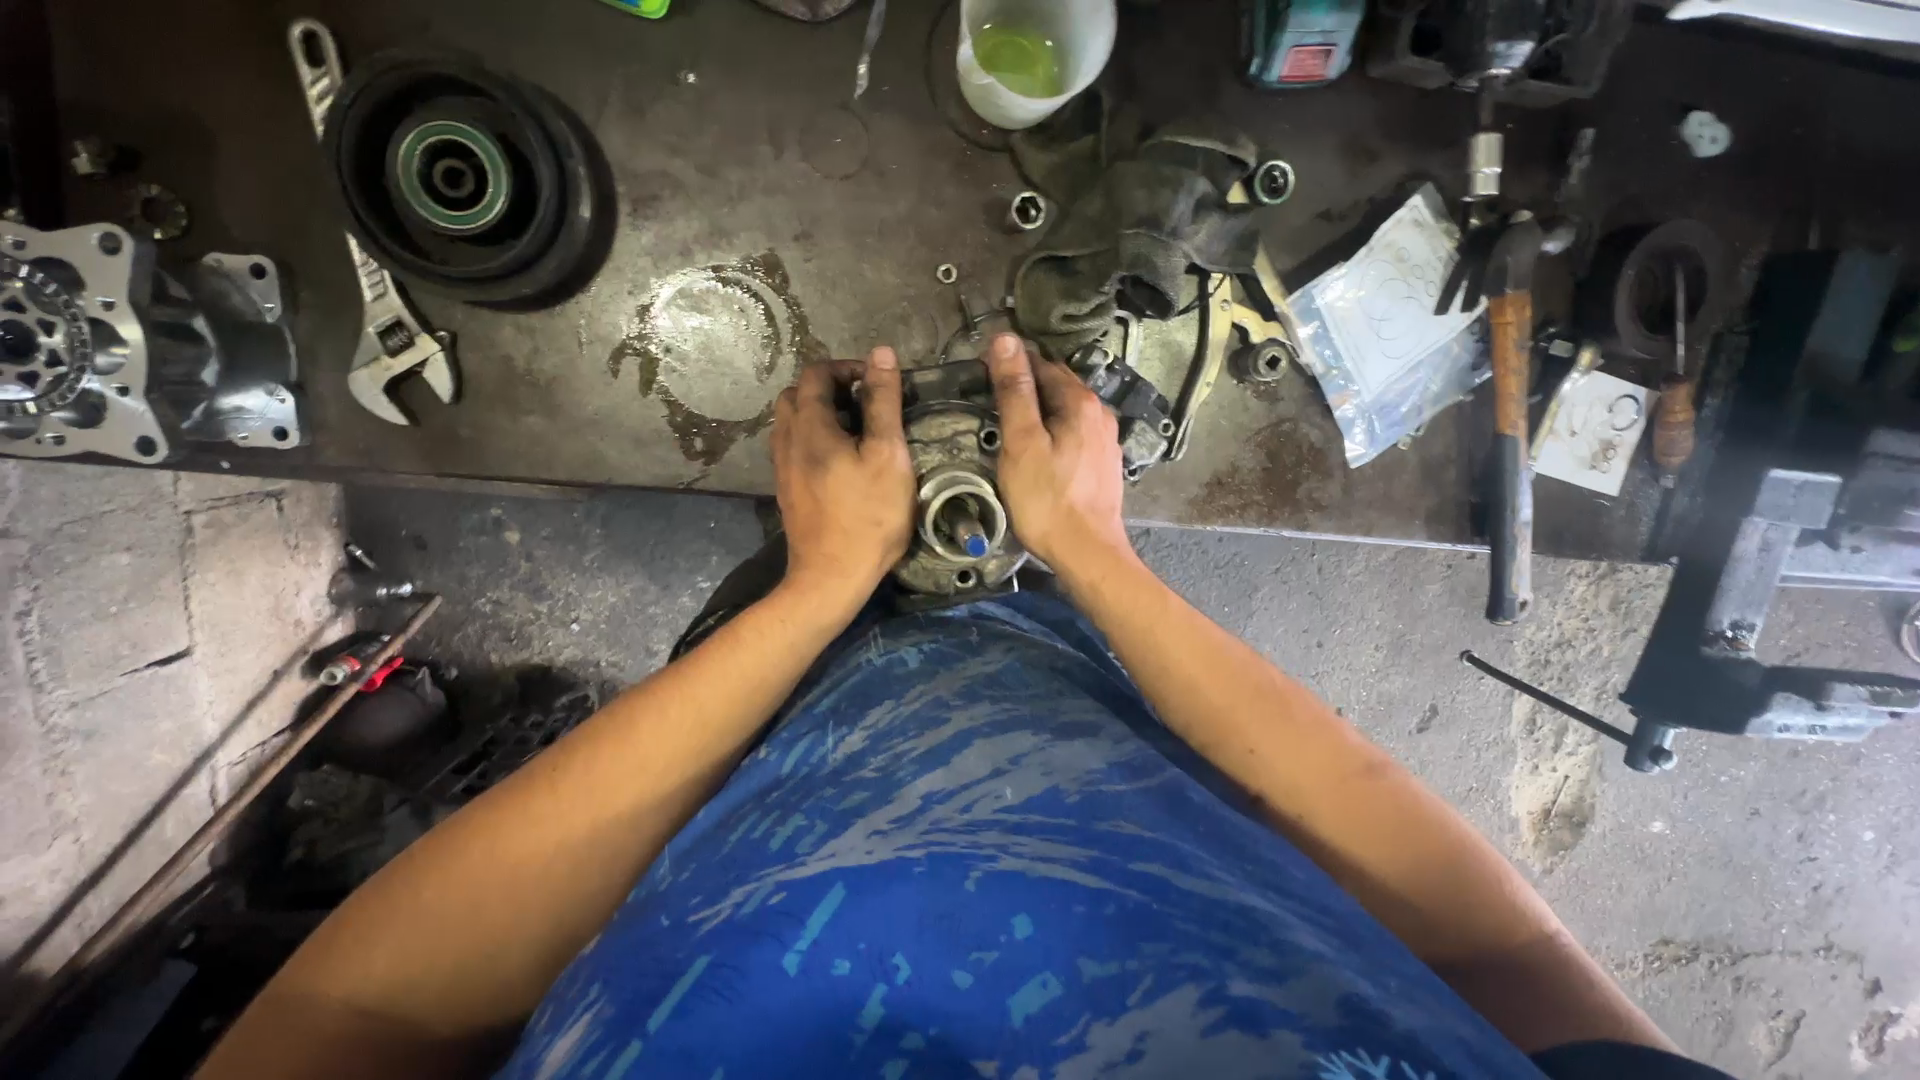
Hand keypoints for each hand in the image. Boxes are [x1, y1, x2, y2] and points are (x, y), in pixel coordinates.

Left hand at [772, 348, 915, 611]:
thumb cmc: (869, 516)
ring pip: (791, 423)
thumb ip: (883, 402)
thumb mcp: (887, 454)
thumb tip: (882, 353)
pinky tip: (840, 462)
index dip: (846, 368)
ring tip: (854, 432)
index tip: (876, 384)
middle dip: (829, 389)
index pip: (816, 374)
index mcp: (810, 425)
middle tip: (865, 405)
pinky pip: (792, 448)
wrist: (831, 576)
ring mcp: (782, 468)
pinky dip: (812, 439)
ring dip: (819, 415)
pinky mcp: (786, 491)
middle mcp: (787, 440)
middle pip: (796, 395)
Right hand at [984, 333, 1131, 574]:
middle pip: (1058, 387)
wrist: (1087, 551)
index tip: (984, 375)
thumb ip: (1014, 391)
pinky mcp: (1105, 465)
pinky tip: (1041, 452)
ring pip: (1068, 413)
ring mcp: (1106, 441)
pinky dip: (1056, 434)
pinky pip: (1076, 436)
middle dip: (1028, 388)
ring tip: (1013, 427)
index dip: (1011, 366)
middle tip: (994, 401)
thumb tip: (1005, 339)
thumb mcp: (1021, 442)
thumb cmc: (1046, 499)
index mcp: (1080, 402)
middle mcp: (1100, 414)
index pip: (1041, 365)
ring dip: (1043, 412)